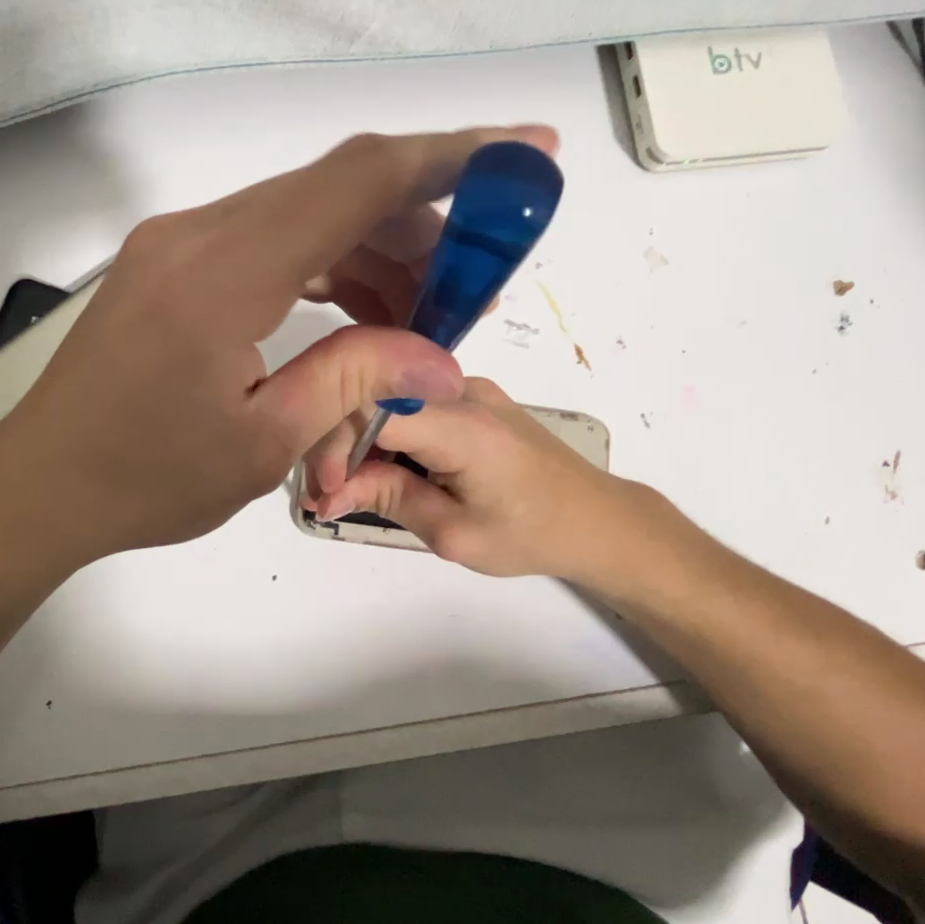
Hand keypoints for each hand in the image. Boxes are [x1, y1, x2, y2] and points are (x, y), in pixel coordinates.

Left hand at [0, 126, 560, 566]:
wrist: (42, 484)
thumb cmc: (146, 479)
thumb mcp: (265, 442)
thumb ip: (356, 378)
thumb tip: (442, 357)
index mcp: (222, 273)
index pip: (357, 181)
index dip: (452, 158)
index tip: (528, 153)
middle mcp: (197, 233)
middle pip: (334, 189)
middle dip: (420, 225)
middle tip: (470, 290)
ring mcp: (176, 242)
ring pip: (302, 213)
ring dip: (371, 250)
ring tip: (421, 315)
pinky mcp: (168, 262)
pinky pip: (266, 240)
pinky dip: (322, 264)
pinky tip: (359, 311)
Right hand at [309, 377, 666, 584]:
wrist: (598, 519)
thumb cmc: (531, 535)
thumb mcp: (454, 534)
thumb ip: (390, 500)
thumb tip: (327, 494)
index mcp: (462, 425)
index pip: (370, 409)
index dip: (336, 447)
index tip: (326, 492)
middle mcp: (462, 390)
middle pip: (375, 399)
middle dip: (341, 448)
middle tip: (328, 498)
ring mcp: (469, 388)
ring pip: (390, 400)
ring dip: (363, 444)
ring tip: (352, 491)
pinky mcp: (472, 398)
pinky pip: (413, 405)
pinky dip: (389, 438)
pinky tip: (385, 473)